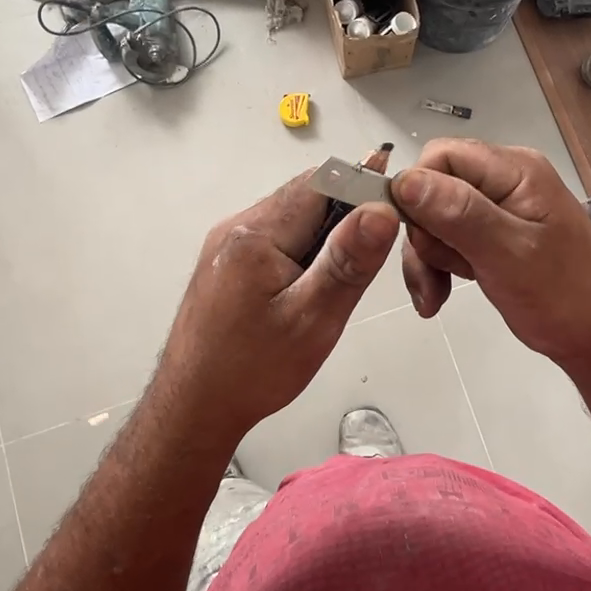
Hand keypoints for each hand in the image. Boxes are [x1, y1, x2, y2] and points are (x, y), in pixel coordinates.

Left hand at [157, 172, 398, 436]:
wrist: (192, 409)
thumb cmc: (253, 370)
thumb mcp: (312, 320)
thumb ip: (348, 263)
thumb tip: (381, 209)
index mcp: (256, 232)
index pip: (322, 182)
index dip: (363, 186)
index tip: (398, 211)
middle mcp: (236, 226)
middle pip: (305, 195)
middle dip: (346, 212)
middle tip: (373, 253)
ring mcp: (226, 244)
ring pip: (291, 216)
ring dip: (324, 232)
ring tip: (342, 276)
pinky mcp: (224, 264)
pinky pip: (274, 237)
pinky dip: (302, 248)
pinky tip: (310, 285)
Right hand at [393, 140, 590, 367]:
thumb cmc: (564, 298)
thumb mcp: (508, 254)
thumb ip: (457, 214)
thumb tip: (404, 181)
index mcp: (515, 170)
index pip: (441, 156)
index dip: (417, 193)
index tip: (418, 238)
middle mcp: (504, 178)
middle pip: (432, 188)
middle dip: (423, 235)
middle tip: (436, 276)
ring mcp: (500, 207)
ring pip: (434, 218)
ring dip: (428, 259)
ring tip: (436, 295)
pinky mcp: (494, 235)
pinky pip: (449, 240)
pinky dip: (439, 267)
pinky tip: (439, 296)